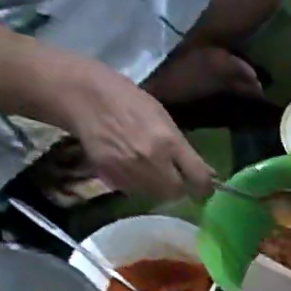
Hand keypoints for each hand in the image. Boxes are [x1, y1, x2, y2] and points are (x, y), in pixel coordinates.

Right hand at [49, 58, 214, 200]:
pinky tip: (130, 166)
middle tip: (172, 175)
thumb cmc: (127, 101)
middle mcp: (151, 159)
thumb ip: (186, 150)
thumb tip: (210, 175)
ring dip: (158, 187)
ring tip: (147, 167)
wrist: (81, 94)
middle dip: (179, 187)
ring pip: (156, 195)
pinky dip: (137, 185)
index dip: (205, 187)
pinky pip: (135, 192)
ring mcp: (130, 169)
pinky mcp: (112, 176)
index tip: (203, 187)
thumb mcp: (163, 117)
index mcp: (168, 141)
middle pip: (177, 192)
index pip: (199, 179)